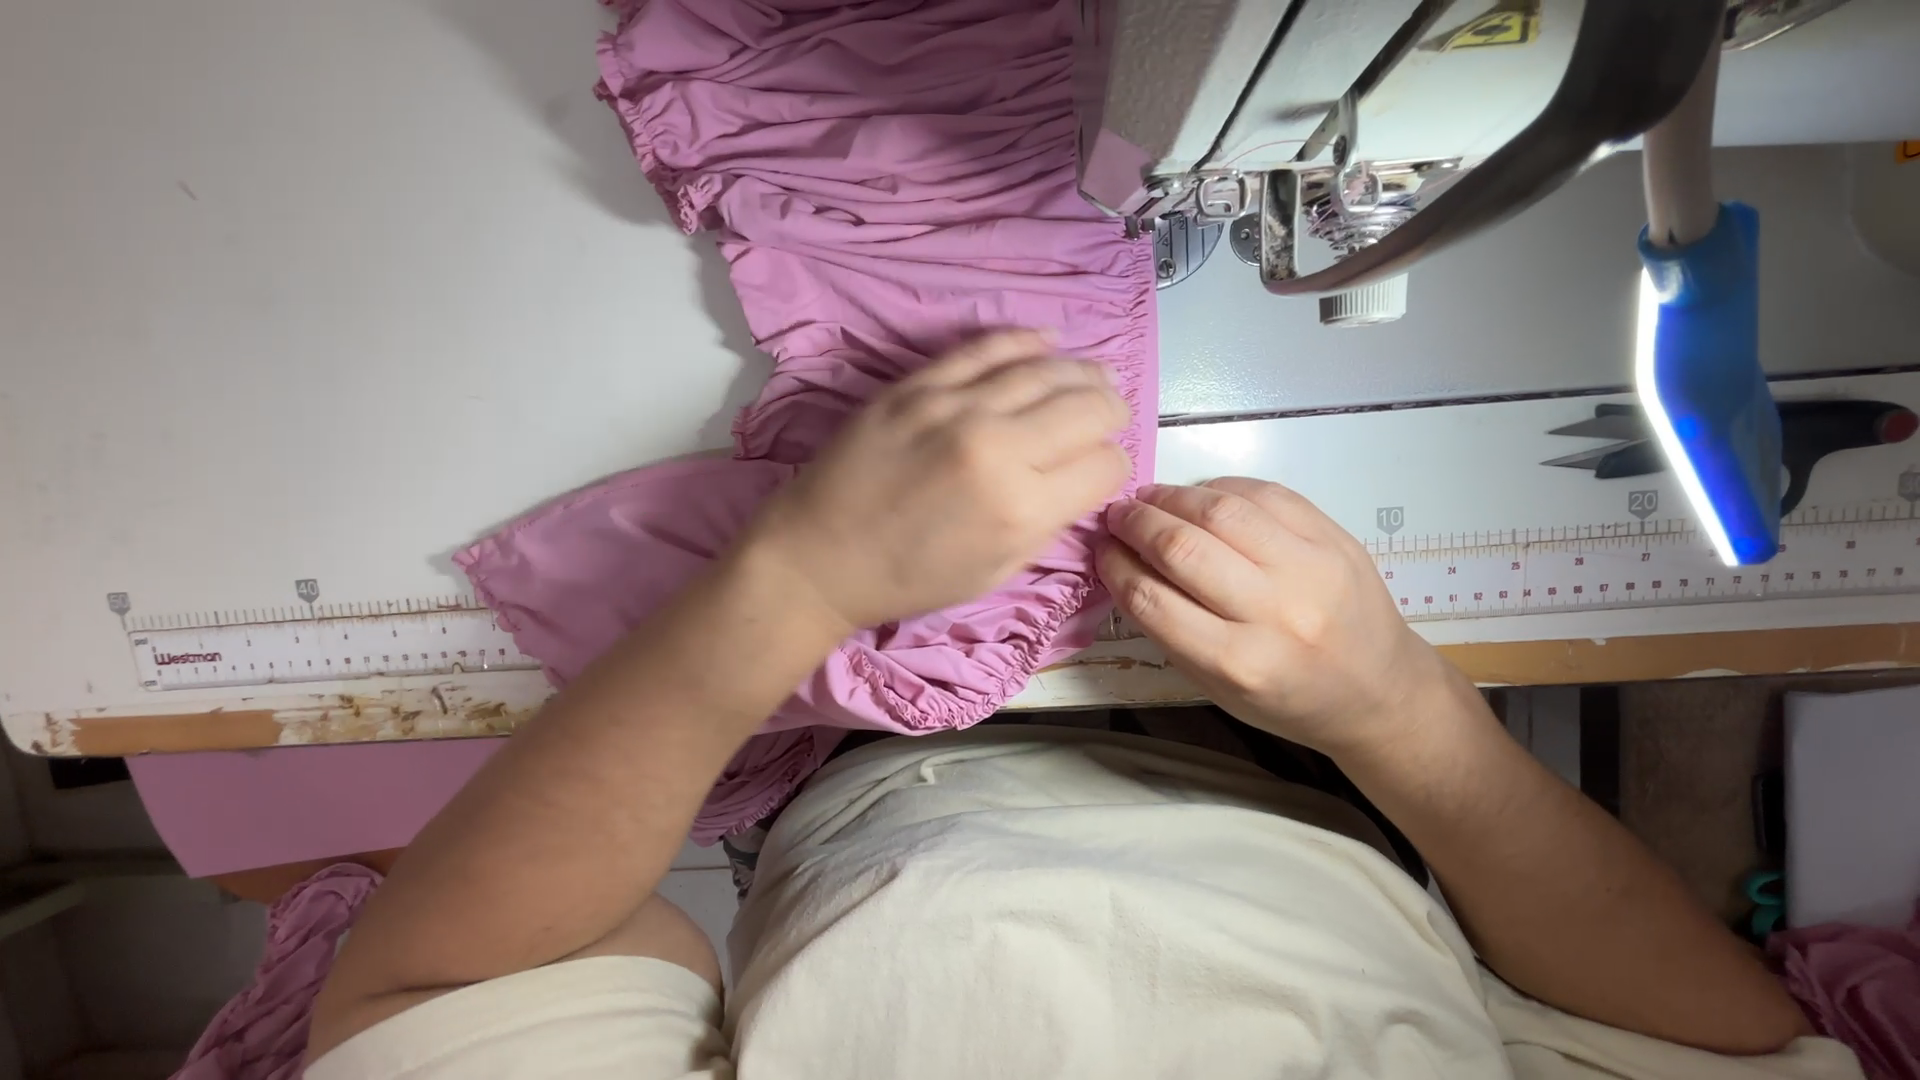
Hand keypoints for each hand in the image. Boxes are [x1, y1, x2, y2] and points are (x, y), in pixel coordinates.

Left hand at [746, 330, 1131, 632]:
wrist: (820, 556)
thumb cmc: (909, 579)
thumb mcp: (995, 572)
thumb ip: (1049, 523)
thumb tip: (1082, 479)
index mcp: (1021, 510)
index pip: (1105, 466)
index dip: (1112, 468)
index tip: (1098, 471)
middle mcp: (998, 448)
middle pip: (1087, 408)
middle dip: (1110, 411)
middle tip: (1109, 415)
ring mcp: (954, 407)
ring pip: (1045, 369)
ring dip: (1081, 372)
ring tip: (1095, 377)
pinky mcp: (918, 384)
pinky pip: (987, 348)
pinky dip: (1026, 341)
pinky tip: (1050, 342)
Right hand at [1096, 478, 1453, 757]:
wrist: (1379, 691)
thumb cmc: (1286, 698)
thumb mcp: (1215, 685)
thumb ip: (1167, 627)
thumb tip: (1124, 562)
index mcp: (1238, 664)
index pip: (1153, 599)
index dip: (1116, 566)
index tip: (1102, 550)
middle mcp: (1275, 614)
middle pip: (1182, 548)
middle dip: (1136, 523)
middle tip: (1118, 516)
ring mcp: (1310, 569)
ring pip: (1222, 510)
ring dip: (1172, 497)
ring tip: (1151, 500)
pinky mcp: (1334, 538)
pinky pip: (1265, 493)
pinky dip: (1220, 487)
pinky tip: (1200, 496)